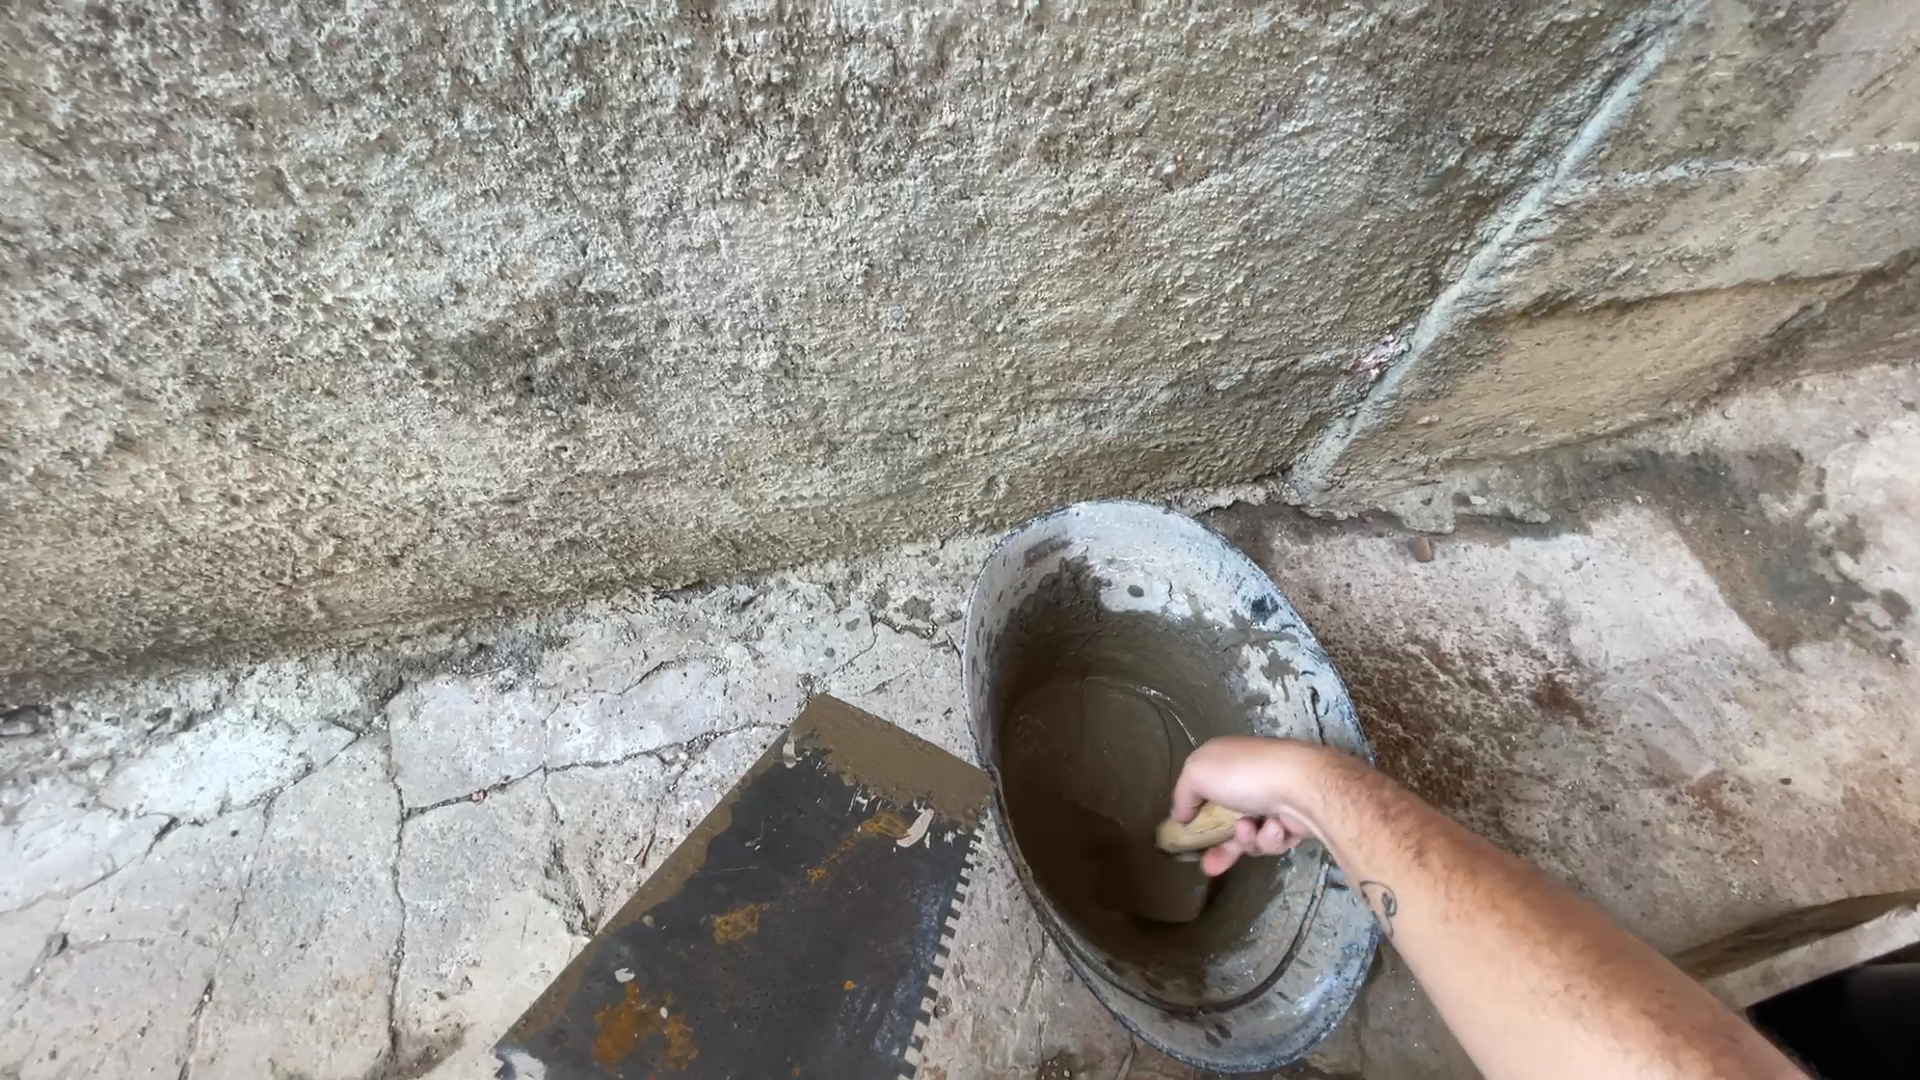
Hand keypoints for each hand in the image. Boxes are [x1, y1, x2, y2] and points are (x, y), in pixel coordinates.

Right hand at [1169, 736, 1334, 876]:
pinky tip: (1274, 827)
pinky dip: (1270, 837)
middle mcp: (1246, 779)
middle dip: (1219, 844)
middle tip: (1210, 866)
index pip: (1203, 788)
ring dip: (1246, 838)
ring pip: (1249, 835)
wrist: (1302, 786)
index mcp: (1223, 762)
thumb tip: (1180, 815)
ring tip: (1251, 830)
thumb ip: (1182, 795)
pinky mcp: (1293, 822)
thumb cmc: (1242, 775)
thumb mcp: (1196, 774)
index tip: (1187, 834)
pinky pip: (1272, 840)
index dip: (1194, 812)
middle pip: (1225, 819)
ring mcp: (1271, 800)